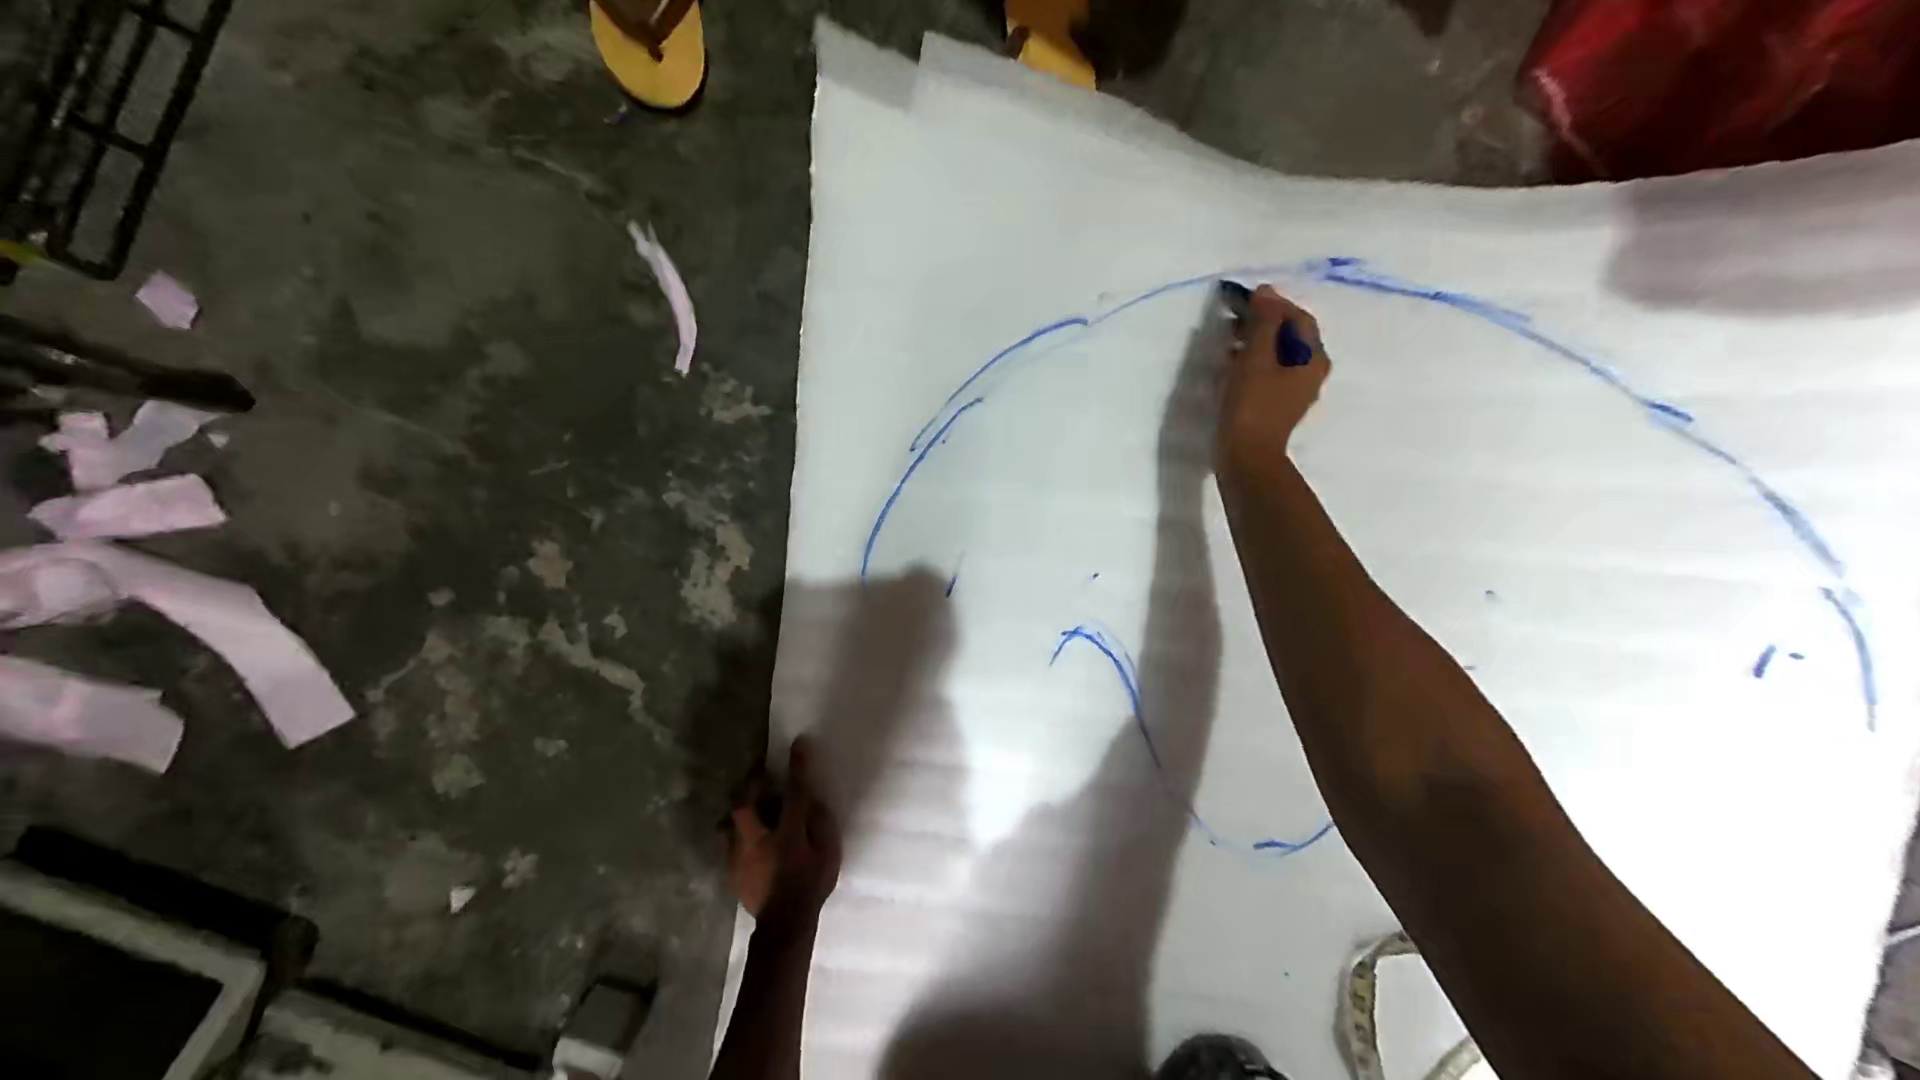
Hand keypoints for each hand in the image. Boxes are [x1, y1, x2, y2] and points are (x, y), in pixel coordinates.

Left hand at [726, 736, 841, 922]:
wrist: (785, 928)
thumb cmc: (811, 887)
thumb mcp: (829, 854)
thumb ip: (820, 825)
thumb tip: (811, 803)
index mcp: (787, 835)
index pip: (794, 793)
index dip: (796, 767)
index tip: (798, 744)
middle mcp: (758, 840)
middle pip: (746, 803)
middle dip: (752, 784)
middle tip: (761, 774)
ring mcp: (739, 856)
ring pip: (729, 822)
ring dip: (740, 810)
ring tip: (751, 807)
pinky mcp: (730, 870)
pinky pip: (729, 842)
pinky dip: (737, 834)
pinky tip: (748, 837)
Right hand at [1217, 284, 1329, 474]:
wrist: (1246, 457)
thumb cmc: (1252, 406)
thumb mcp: (1255, 358)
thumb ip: (1262, 323)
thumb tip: (1265, 292)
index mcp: (1313, 359)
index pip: (1297, 317)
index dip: (1271, 304)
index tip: (1242, 299)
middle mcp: (1309, 372)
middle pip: (1288, 335)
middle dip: (1261, 322)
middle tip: (1232, 317)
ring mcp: (1293, 390)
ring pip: (1276, 354)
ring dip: (1253, 341)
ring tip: (1226, 339)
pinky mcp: (1275, 404)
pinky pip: (1266, 372)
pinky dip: (1250, 361)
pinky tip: (1228, 363)